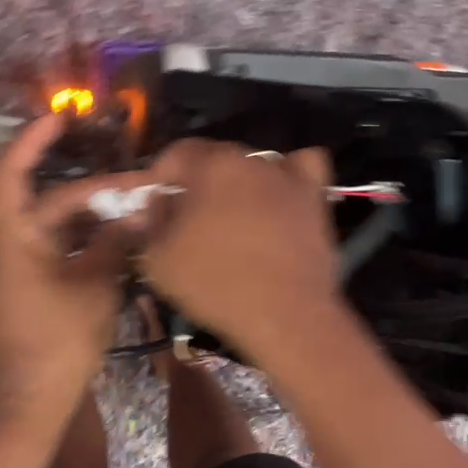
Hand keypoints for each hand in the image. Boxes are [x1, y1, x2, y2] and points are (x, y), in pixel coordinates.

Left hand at [0, 116, 148, 416]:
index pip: (12, 172)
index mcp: (12, 237)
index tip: (62, 116)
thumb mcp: (95, 285)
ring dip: (91, 211)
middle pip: (49, 198)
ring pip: (56, 222)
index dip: (32, 139)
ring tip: (135, 203)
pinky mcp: (33, 284)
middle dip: (92, 186)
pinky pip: (61, 245)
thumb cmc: (58, 341)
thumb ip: (116, 241)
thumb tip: (141, 208)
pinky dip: (88, 236)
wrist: (31, 400)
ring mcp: (19, 266)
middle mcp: (10, 244)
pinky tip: (121, 235)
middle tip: (136, 180)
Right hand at [139, 140, 342, 354]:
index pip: (176, 153)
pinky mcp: (316, 197)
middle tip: (188, 220)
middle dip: (198, 183)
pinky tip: (278, 197)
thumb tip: (157, 203)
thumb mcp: (159, 259)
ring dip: (239, 183)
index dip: (160, 178)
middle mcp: (252, 159)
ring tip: (233, 217)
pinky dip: (288, 176)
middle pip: (216, 159)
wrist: (285, 314)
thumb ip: (151, 221)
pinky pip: (303, 168)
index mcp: (211, 165)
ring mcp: (288, 176)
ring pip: (255, 165)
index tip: (154, 207)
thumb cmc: (216, 284)